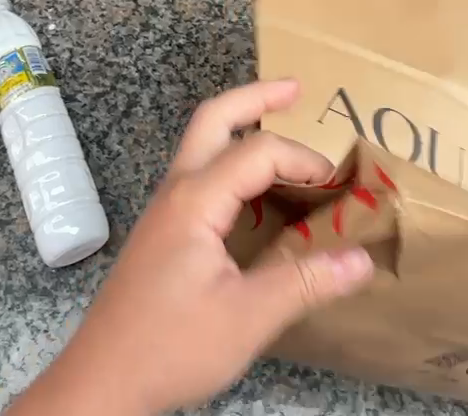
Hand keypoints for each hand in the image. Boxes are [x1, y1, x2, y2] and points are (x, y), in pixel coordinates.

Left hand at [10, 79, 376, 415]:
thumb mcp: (247, 318)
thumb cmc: (171, 345)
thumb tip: (362, 258)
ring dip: (240, 126)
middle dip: (255, 98)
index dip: (303, 160)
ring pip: (202, 144)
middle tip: (296, 89)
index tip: (339, 187)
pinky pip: (202, 174)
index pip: (257, 153)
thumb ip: (305, 282)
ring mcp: (167, 208)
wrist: (104, 377)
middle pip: (213, 119)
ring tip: (281, 125)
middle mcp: (177, 190)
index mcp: (195, 200)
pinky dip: (232, 161)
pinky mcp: (166, 229)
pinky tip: (256, 188)